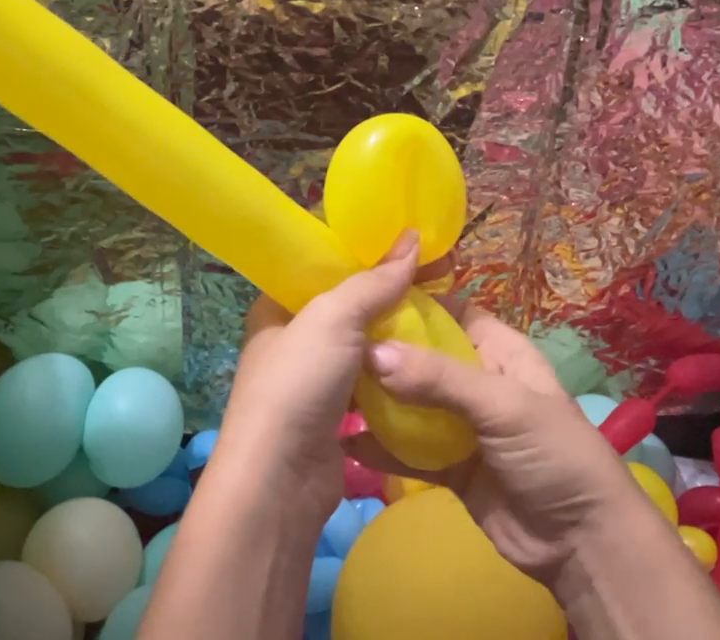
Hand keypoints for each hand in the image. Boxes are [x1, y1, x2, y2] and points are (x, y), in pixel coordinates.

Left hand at [215, 232, 424, 525]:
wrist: (281, 481)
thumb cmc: (297, 383)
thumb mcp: (334, 317)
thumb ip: (374, 281)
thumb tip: (413, 239)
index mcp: (277, 307)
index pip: (324, 266)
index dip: (365, 252)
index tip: (409, 242)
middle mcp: (292, 339)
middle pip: (349, 304)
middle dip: (389, 291)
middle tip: (437, 275)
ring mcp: (314, 379)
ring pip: (364, 344)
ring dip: (397, 331)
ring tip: (442, 310)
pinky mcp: (335, 414)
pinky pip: (372, 381)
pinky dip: (396, 370)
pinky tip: (429, 357)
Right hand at [348, 300, 652, 583]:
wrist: (581, 543)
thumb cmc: (553, 454)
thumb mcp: (502, 405)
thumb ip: (439, 379)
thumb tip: (373, 353)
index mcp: (499, 351)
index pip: (450, 312)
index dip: (412, 302)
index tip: (361, 296)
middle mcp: (477, 381)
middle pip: (423, 356)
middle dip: (383, 351)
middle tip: (330, 345)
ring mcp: (462, 426)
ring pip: (411, 402)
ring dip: (377, 398)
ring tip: (328, 388)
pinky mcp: (449, 466)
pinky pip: (409, 448)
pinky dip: (381, 445)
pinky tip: (343, 439)